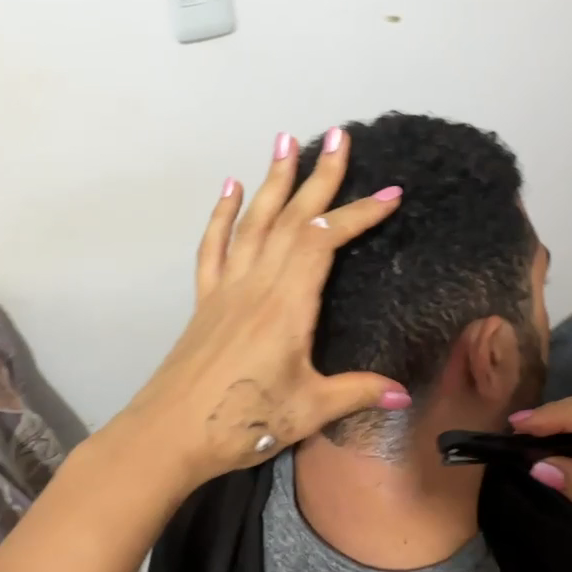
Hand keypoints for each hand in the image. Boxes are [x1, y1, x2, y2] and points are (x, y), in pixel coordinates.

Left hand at [112, 128, 410, 486]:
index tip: (391, 192)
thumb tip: (405, 394)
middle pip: (293, 218)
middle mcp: (257, 284)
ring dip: (274, 179)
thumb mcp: (308, 410)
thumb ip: (357, 392)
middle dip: (320, 175)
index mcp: (287, 305)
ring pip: (255, 221)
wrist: (166, 435)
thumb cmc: (242, 423)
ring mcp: (227, 287)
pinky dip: (223, 213)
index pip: (326, 242)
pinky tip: (231, 186)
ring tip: (287, 139)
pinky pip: (215, 246)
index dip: (359, 213)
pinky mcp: (206, 299)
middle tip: (339, 136)